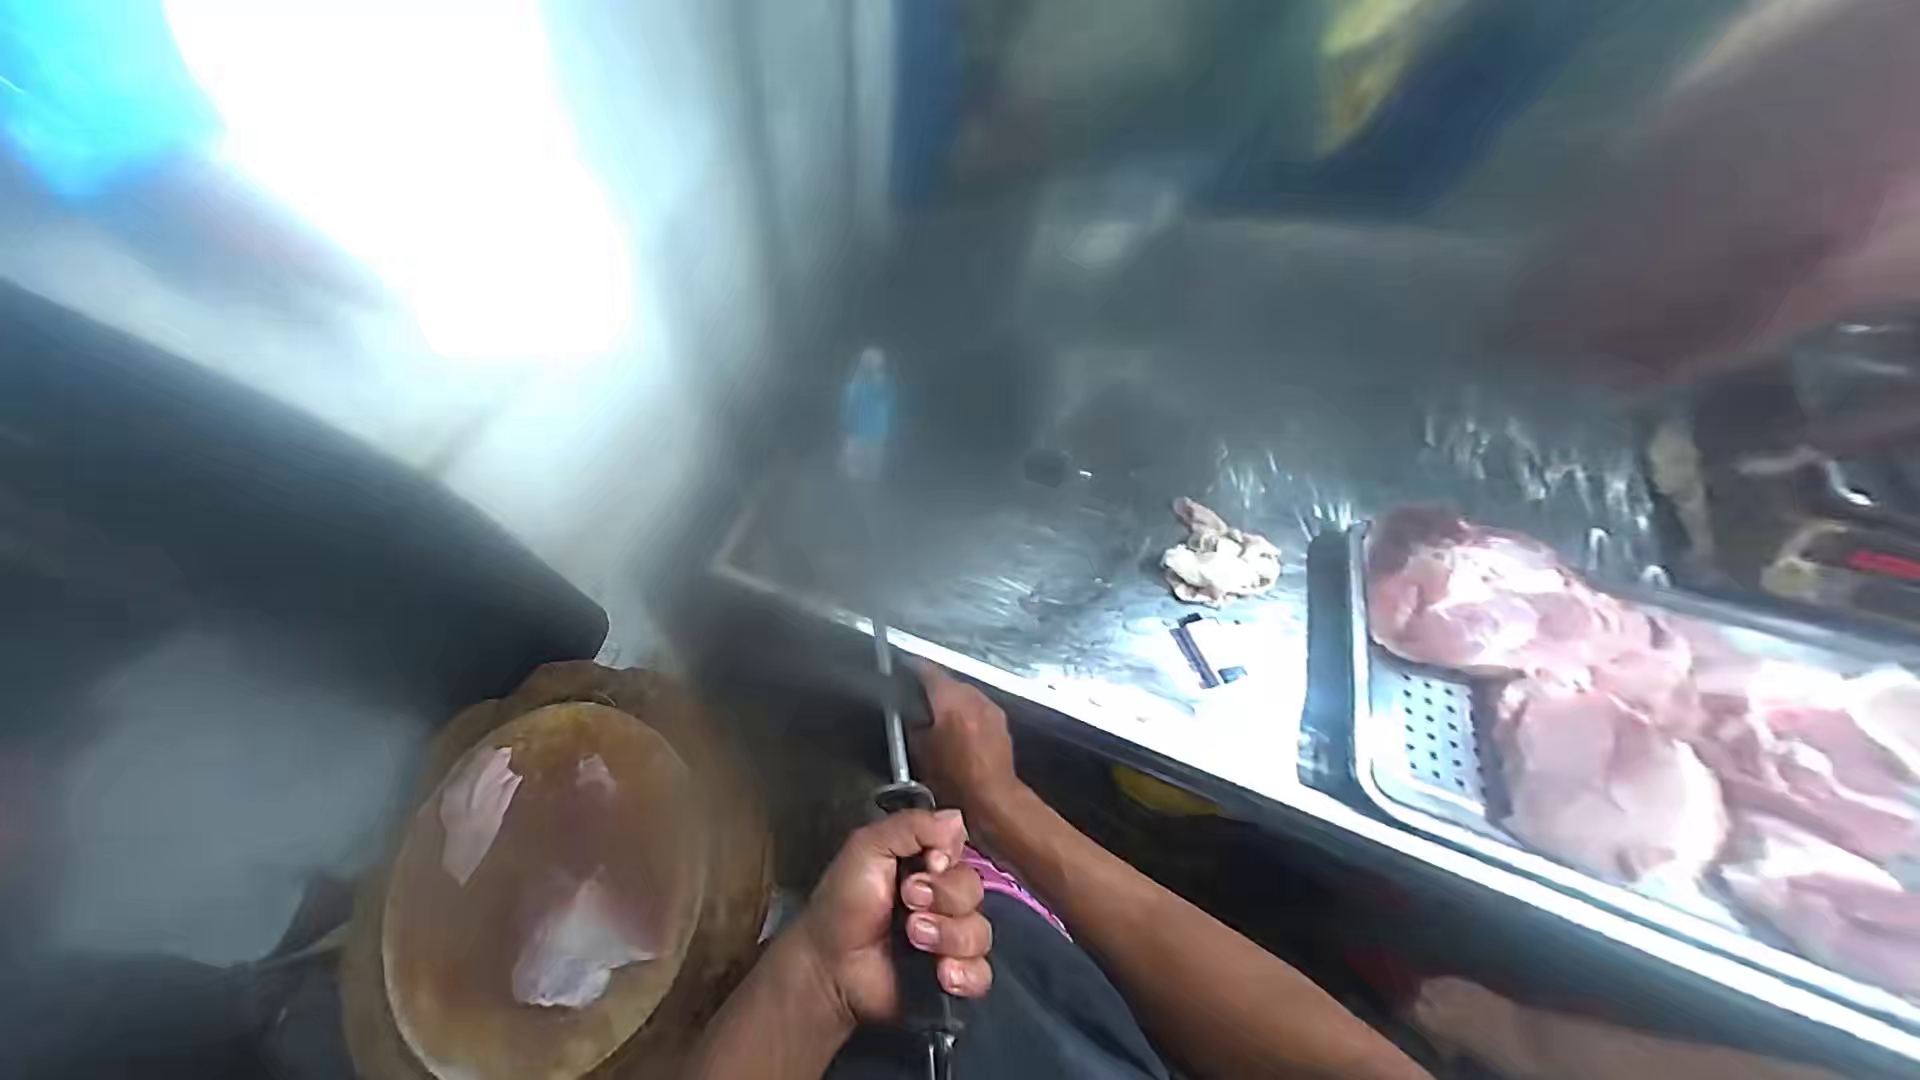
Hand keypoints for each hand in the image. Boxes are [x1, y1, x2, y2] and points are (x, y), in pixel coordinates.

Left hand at [794, 809, 992, 1026]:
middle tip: (908, 904)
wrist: (829, 966)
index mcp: (926, 862)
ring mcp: (950, 938)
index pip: (961, 850)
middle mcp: (943, 896)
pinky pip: (982, 974)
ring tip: (913, 938)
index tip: (928, 865)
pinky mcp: (951, 978)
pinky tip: (942, 974)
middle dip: (943, 897)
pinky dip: (966, 973)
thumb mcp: (869, 846)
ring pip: (980, 931)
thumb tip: (957, 819)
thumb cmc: (845, 900)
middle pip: (973, 889)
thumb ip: (912, 826)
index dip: (949, 858)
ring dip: (948, 935)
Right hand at [912, 663, 1021, 816]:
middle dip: (934, 687)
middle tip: (918, 697)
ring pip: (965, 694)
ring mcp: (990, 707)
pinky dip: (966, 712)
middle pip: (949, 681)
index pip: (929, 670)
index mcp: (951, 699)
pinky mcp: (1000, 721)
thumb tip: (914, 709)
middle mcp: (974, 696)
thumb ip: (915, 722)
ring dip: (952, 700)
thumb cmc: (953, 778)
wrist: (993, 798)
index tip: (905, 664)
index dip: (914, 665)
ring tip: (938, 715)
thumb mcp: (921, 750)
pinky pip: (978, 707)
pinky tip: (959, 728)